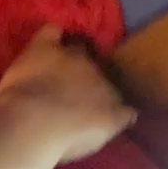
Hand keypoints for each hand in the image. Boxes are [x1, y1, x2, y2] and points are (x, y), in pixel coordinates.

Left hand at [0, 25, 136, 161]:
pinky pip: (52, 32)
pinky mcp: (43, 48)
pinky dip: (53, 35)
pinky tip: (51, 40)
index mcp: (111, 94)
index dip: (104, 102)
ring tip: (64, 69)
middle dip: (88, 79)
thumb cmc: (69, 136)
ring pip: (78, 48)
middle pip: (96, 70)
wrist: (35, 123)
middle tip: (73, 94)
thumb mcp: (103, 132)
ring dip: (74, 57)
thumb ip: (119, 120)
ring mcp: (69, 56)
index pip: (113, 93)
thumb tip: (132, 112)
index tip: (94, 112)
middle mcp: (94, 70)